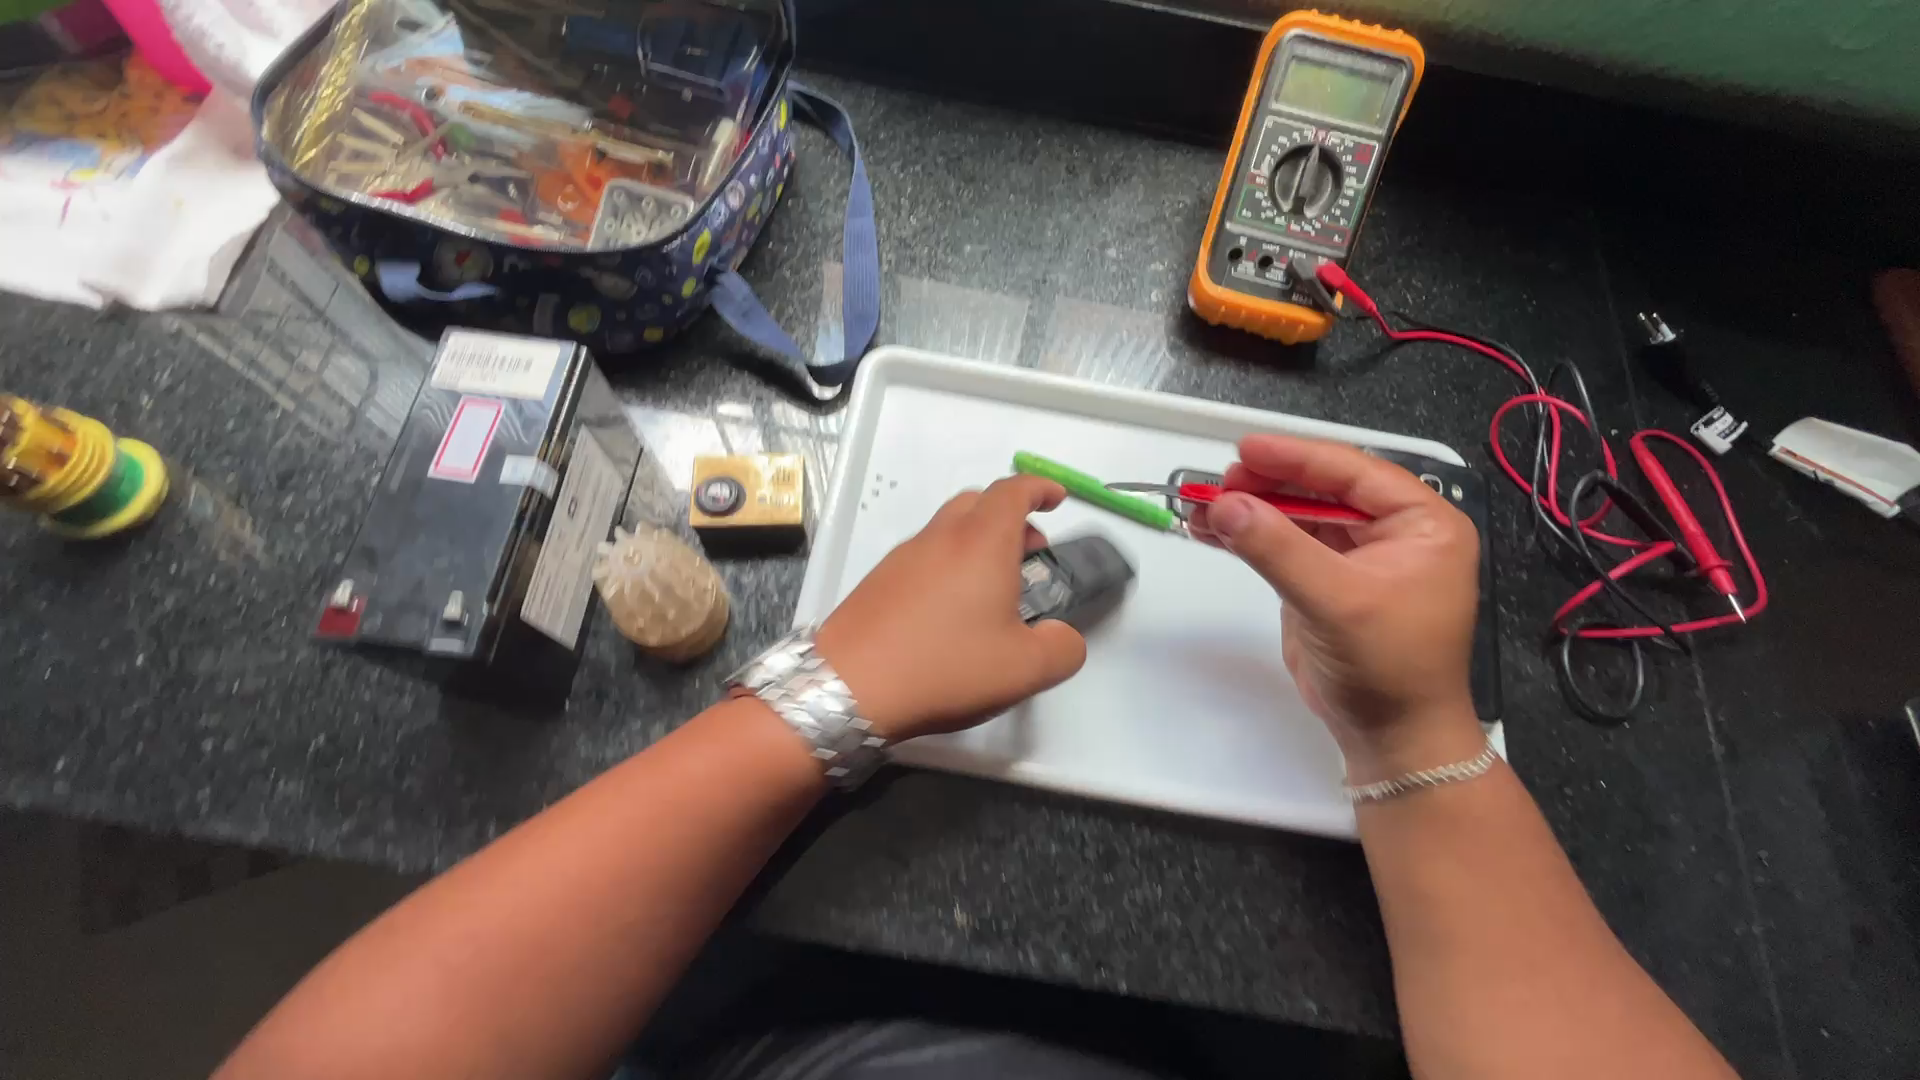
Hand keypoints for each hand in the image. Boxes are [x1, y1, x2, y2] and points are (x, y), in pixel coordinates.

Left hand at [814, 475, 1088, 741]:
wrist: (850, 686)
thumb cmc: (945, 667)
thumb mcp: (1025, 670)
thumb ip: (1062, 648)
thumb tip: (1061, 636)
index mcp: (981, 543)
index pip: (1013, 491)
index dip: (1040, 488)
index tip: (1057, 498)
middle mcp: (941, 537)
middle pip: (979, 502)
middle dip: (1010, 516)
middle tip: (1029, 551)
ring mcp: (904, 556)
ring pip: (948, 527)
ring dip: (978, 541)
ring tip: (992, 588)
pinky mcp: (879, 579)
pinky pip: (924, 554)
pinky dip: (949, 563)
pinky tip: (950, 610)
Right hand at [1190, 436, 1483, 781]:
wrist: (1390, 736)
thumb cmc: (1389, 669)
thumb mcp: (1336, 601)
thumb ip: (1278, 548)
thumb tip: (1223, 505)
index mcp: (1421, 524)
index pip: (1353, 472)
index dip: (1296, 457)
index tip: (1244, 449)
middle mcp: (1390, 532)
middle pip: (1319, 489)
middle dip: (1266, 486)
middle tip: (1218, 485)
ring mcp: (1353, 557)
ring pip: (1294, 515)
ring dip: (1248, 511)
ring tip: (1202, 506)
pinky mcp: (1322, 581)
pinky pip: (1281, 545)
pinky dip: (1246, 537)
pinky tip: (1211, 531)